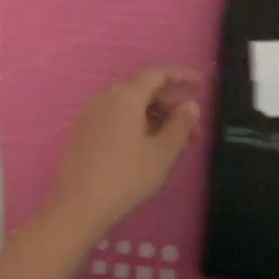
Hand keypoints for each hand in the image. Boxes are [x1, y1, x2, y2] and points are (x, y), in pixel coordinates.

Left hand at [40, 66, 203, 242]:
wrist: (78, 206)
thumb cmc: (126, 177)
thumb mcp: (162, 153)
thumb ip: (180, 125)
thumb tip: (190, 105)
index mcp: (125, 96)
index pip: (156, 73)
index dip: (180, 74)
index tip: (200, 83)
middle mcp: (105, 98)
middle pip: (144, 90)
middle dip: (171, 105)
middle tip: (194, 131)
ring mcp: (91, 115)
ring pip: (130, 106)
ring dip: (156, 117)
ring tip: (175, 143)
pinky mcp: (84, 133)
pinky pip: (116, 118)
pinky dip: (137, 125)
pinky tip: (148, 148)